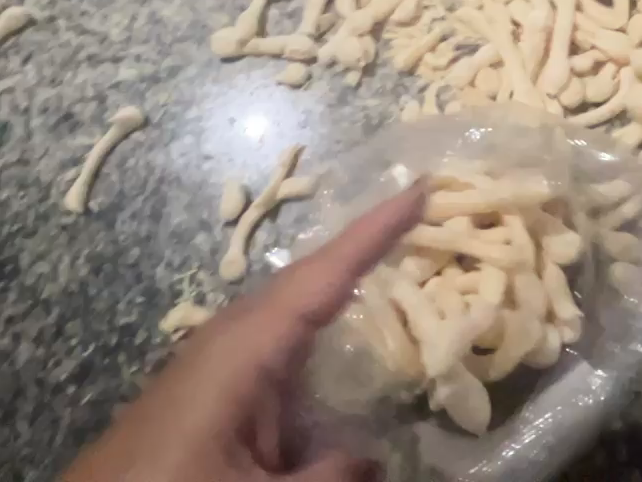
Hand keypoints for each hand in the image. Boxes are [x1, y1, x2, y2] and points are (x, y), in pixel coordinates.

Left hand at [62, 183, 426, 481]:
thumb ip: (325, 477)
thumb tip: (375, 458)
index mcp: (247, 346)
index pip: (326, 273)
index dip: (377, 230)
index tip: (422, 189)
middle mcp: (237, 332)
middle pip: (316, 275)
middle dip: (370, 243)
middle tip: (425, 215)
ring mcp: (223, 353)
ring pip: (299, 306)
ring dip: (347, 283)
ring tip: (401, 260)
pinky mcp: (216, 381)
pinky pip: (283, 341)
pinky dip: (322, 329)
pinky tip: (343, 349)